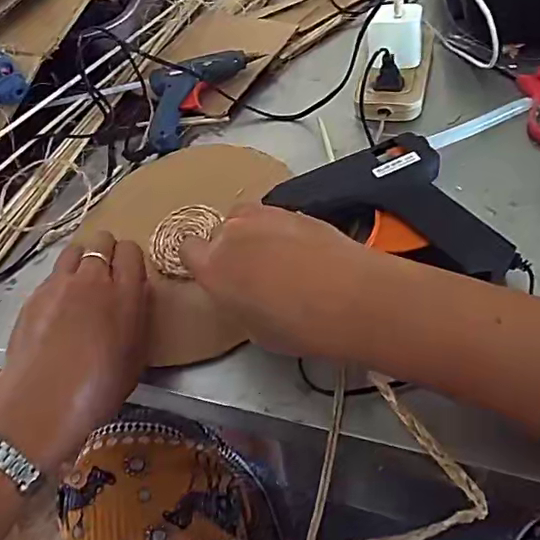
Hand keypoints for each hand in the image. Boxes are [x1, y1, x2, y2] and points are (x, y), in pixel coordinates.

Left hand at [0, 230, 149, 470]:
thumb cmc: (97, 392)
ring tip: (82, 282)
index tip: (130, 272)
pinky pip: (52, 274)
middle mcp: (92, 280)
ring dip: (82, 259)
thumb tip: (136, 296)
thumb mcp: (135, 358)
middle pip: (102, 241)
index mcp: (125, 294)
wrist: (41, 405)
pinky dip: (59, 280)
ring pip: (75, 250)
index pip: (131, 251)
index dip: (131, 259)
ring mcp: (59, 284)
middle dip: (107, 251)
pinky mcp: (33, 295)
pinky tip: (59, 306)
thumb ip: (138, 318)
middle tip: (108, 273)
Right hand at [177, 203, 388, 356]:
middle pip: (219, 231)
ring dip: (256, 234)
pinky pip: (277, 217)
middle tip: (254, 273)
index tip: (214, 272)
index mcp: (212, 267)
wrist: (352, 298)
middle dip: (232, 247)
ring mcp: (265, 216)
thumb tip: (245, 294)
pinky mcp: (296, 210)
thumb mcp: (254, 329)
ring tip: (280, 261)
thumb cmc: (301, 325)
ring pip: (247, 218)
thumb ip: (237, 301)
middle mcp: (232, 233)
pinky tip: (304, 253)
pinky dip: (284, 230)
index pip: (188, 250)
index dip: (201, 261)